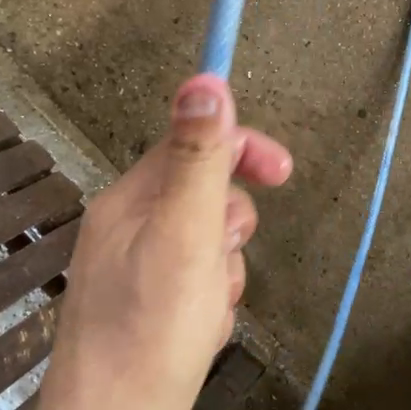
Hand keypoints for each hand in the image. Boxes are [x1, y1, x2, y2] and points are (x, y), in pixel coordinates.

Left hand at [43, 74, 293, 409]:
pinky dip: (212, 296)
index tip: (283, 172)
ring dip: (226, 266)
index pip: (195, 142)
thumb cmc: (151, 329)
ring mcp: (137, 269)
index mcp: (129, 201)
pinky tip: (201, 324)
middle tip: (230, 252)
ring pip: (210, 238)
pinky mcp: (150, 306)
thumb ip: (199, 158)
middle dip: (233, 222)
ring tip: (211, 301)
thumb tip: (204, 81)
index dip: (243, 148)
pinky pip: (200, 278)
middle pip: (207, 192)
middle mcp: (128, 228)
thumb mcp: (186, 232)